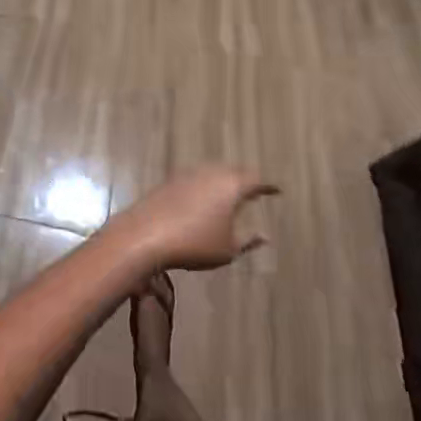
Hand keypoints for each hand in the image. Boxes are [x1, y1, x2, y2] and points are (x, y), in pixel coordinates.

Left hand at [108, 170, 278, 271]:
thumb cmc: (193, 243)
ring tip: (230, 195)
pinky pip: (193, 180)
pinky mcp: (166, 183)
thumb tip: (264, 235)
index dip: (267, 186)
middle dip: (243, 180)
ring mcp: (184, 175)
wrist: (143, 235)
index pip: (254, 180)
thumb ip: (248, 240)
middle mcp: (207, 173)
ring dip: (221, 181)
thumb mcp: (228, 248)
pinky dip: (203, 187)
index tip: (277, 190)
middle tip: (254, 190)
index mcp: (229, 186)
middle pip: (231, 172)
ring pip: (210, 173)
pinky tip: (203, 200)